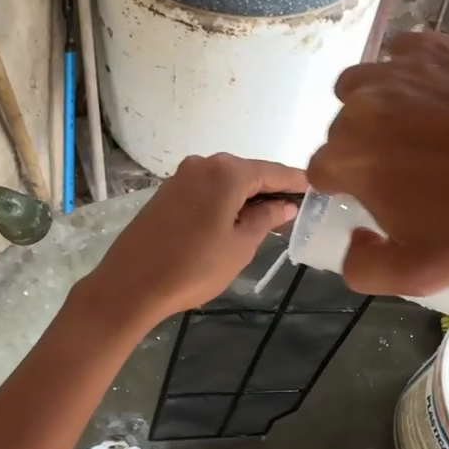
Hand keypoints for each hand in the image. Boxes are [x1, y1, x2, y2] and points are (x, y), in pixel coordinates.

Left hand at [84, 154, 307, 326]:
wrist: (131, 285)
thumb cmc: (194, 267)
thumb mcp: (240, 246)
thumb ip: (266, 219)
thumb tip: (284, 206)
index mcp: (226, 172)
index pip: (272, 172)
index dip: (295, 182)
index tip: (317, 188)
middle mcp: (203, 164)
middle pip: (247, 173)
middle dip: (270, 190)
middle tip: (294, 211)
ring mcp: (180, 177)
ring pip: (225, 182)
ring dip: (246, 198)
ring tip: (267, 221)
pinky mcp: (166, 193)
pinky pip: (206, 190)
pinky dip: (224, 202)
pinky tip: (233, 221)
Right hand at [309, 32, 448, 296]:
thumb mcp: (418, 274)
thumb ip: (362, 269)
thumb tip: (355, 237)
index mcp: (349, 158)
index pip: (322, 170)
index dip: (347, 186)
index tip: (379, 195)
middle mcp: (362, 105)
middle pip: (342, 127)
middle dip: (364, 147)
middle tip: (411, 167)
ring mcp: (399, 69)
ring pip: (363, 86)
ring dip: (376, 106)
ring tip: (418, 127)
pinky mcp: (437, 46)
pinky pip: (401, 55)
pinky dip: (410, 74)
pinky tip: (443, 98)